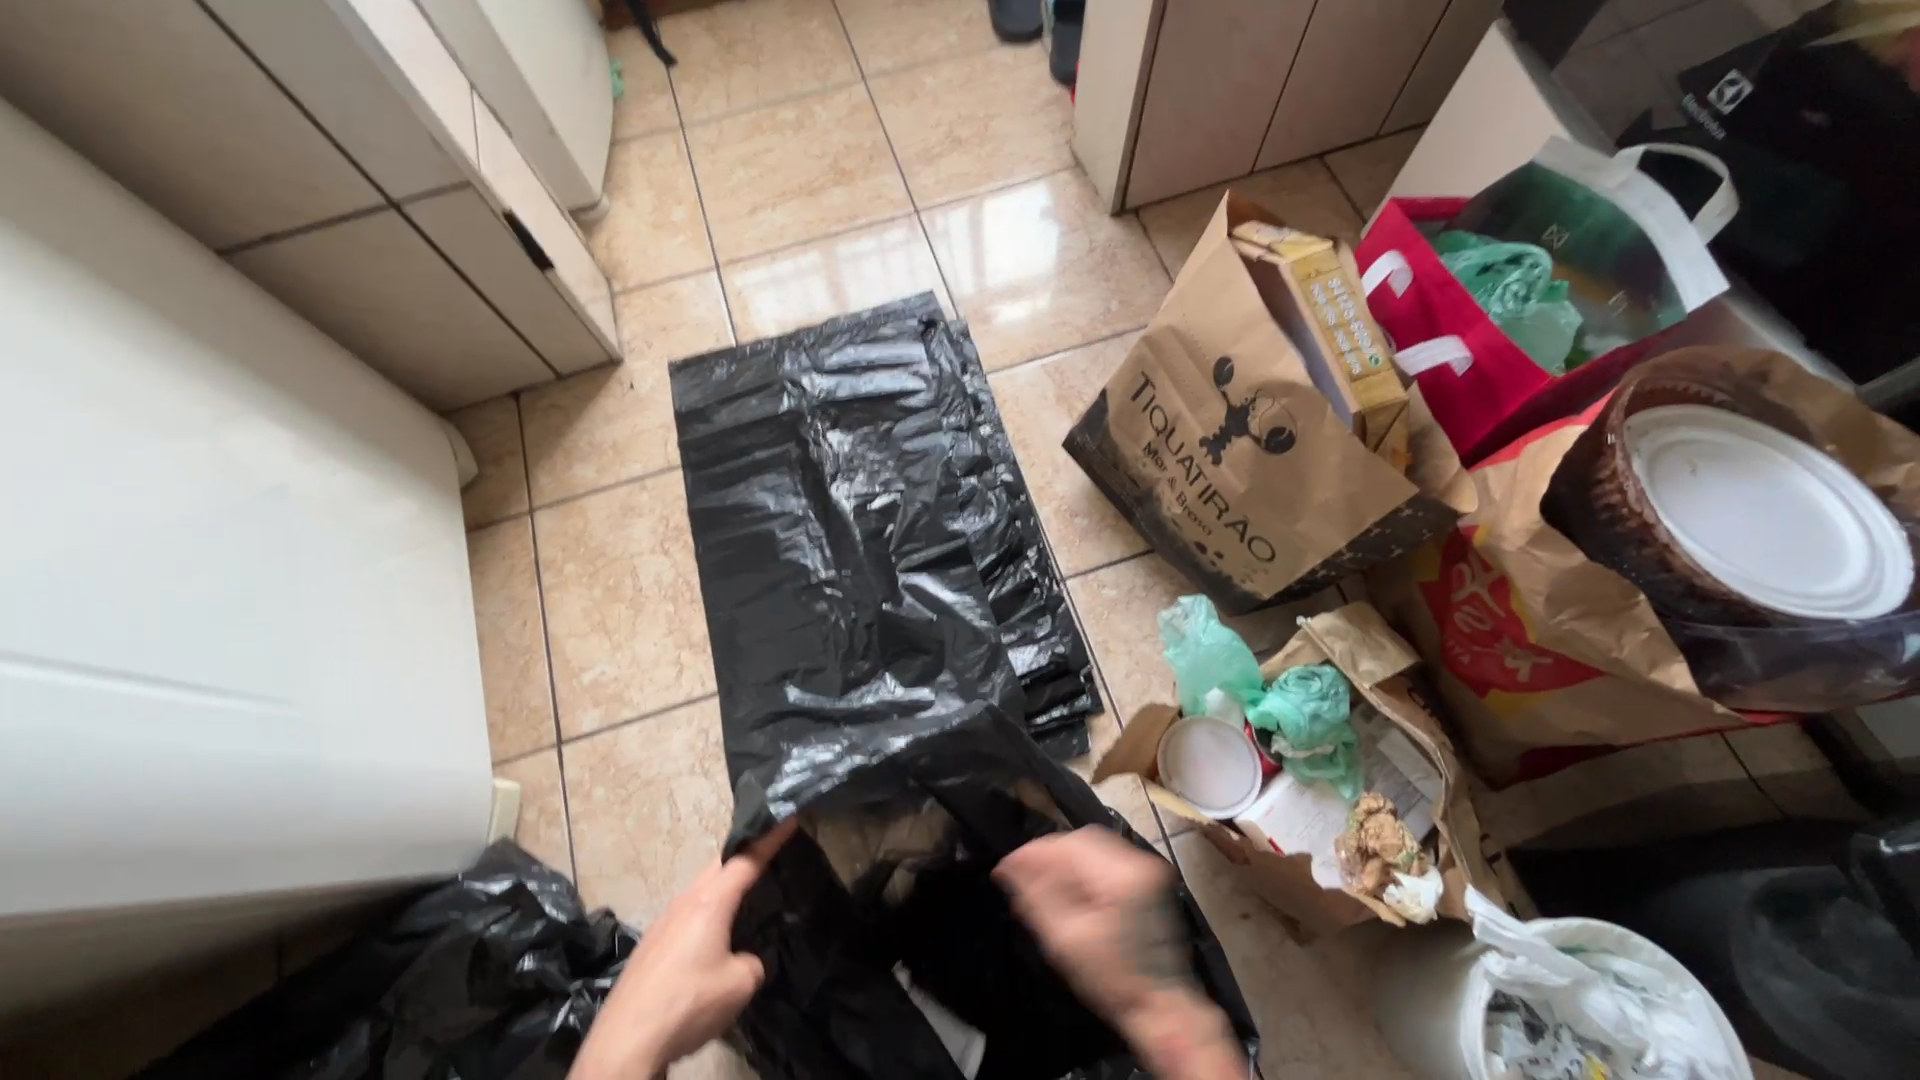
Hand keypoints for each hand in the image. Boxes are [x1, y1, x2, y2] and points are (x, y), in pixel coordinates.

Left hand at [571, 819, 796, 1079]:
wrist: (627, 1041)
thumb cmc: (688, 1003)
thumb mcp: (740, 984)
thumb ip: (752, 961)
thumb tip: (744, 959)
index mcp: (710, 902)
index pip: (747, 860)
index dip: (770, 838)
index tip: (787, 817)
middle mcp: (684, 902)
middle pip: (718, 866)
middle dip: (743, 855)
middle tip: (767, 851)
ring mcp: (662, 923)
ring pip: (699, 889)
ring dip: (722, 885)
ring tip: (744, 893)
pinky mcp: (651, 946)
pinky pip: (686, 913)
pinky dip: (706, 911)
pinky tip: (712, 935)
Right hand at [996, 827, 1244, 1079]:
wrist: (1161, 1008)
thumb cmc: (1112, 981)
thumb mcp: (1065, 940)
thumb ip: (1035, 896)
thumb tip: (1009, 866)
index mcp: (1121, 876)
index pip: (1069, 845)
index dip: (1034, 852)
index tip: (1006, 867)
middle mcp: (1139, 862)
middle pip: (1083, 840)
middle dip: (1049, 853)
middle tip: (1021, 872)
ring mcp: (1148, 869)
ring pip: (1094, 847)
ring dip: (1065, 859)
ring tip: (1039, 879)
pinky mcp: (1148, 881)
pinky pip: (1107, 860)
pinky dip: (1083, 868)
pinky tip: (1067, 886)